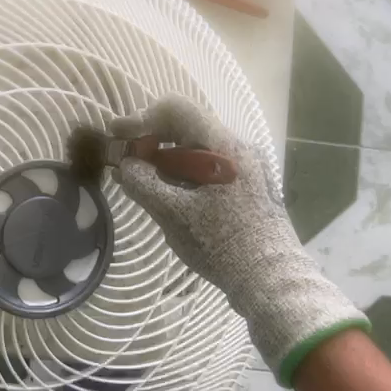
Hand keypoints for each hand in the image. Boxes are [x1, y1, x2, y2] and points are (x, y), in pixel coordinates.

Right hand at [111, 95, 366, 379]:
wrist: (272, 281)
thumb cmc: (222, 245)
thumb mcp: (173, 215)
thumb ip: (143, 184)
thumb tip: (123, 165)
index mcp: (222, 145)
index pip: (175, 109)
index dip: (141, 118)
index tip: (118, 137)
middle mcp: (238, 147)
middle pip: (186, 126)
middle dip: (151, 140)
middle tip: (126, 161)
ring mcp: (247, 167)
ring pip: (197, 148)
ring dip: (166, 158)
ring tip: (144, 182)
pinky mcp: (250, 187)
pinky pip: (210, 167)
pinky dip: (184, 172)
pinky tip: (170, 197)